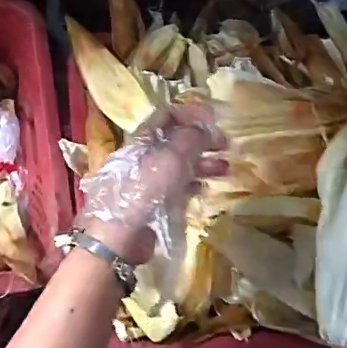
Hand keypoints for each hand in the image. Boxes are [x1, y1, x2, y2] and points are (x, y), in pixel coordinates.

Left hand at [76, 102, 223, 262]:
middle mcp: (146, 155)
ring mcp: (149, 179)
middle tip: (226, 145)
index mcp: (144, 138)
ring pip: (180, 164)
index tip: (215, 119)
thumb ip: (190, 139)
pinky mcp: (154, 202)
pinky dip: (192, 183)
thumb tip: (204, 128)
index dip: (191, 113)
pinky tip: (204, 187)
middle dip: (202, 139)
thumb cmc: (144, 188)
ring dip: (203, 162)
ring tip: (224, 168)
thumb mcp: (170, 157)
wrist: (120, 234)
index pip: (167, 115)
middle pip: (177, 139)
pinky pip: (177, 187)